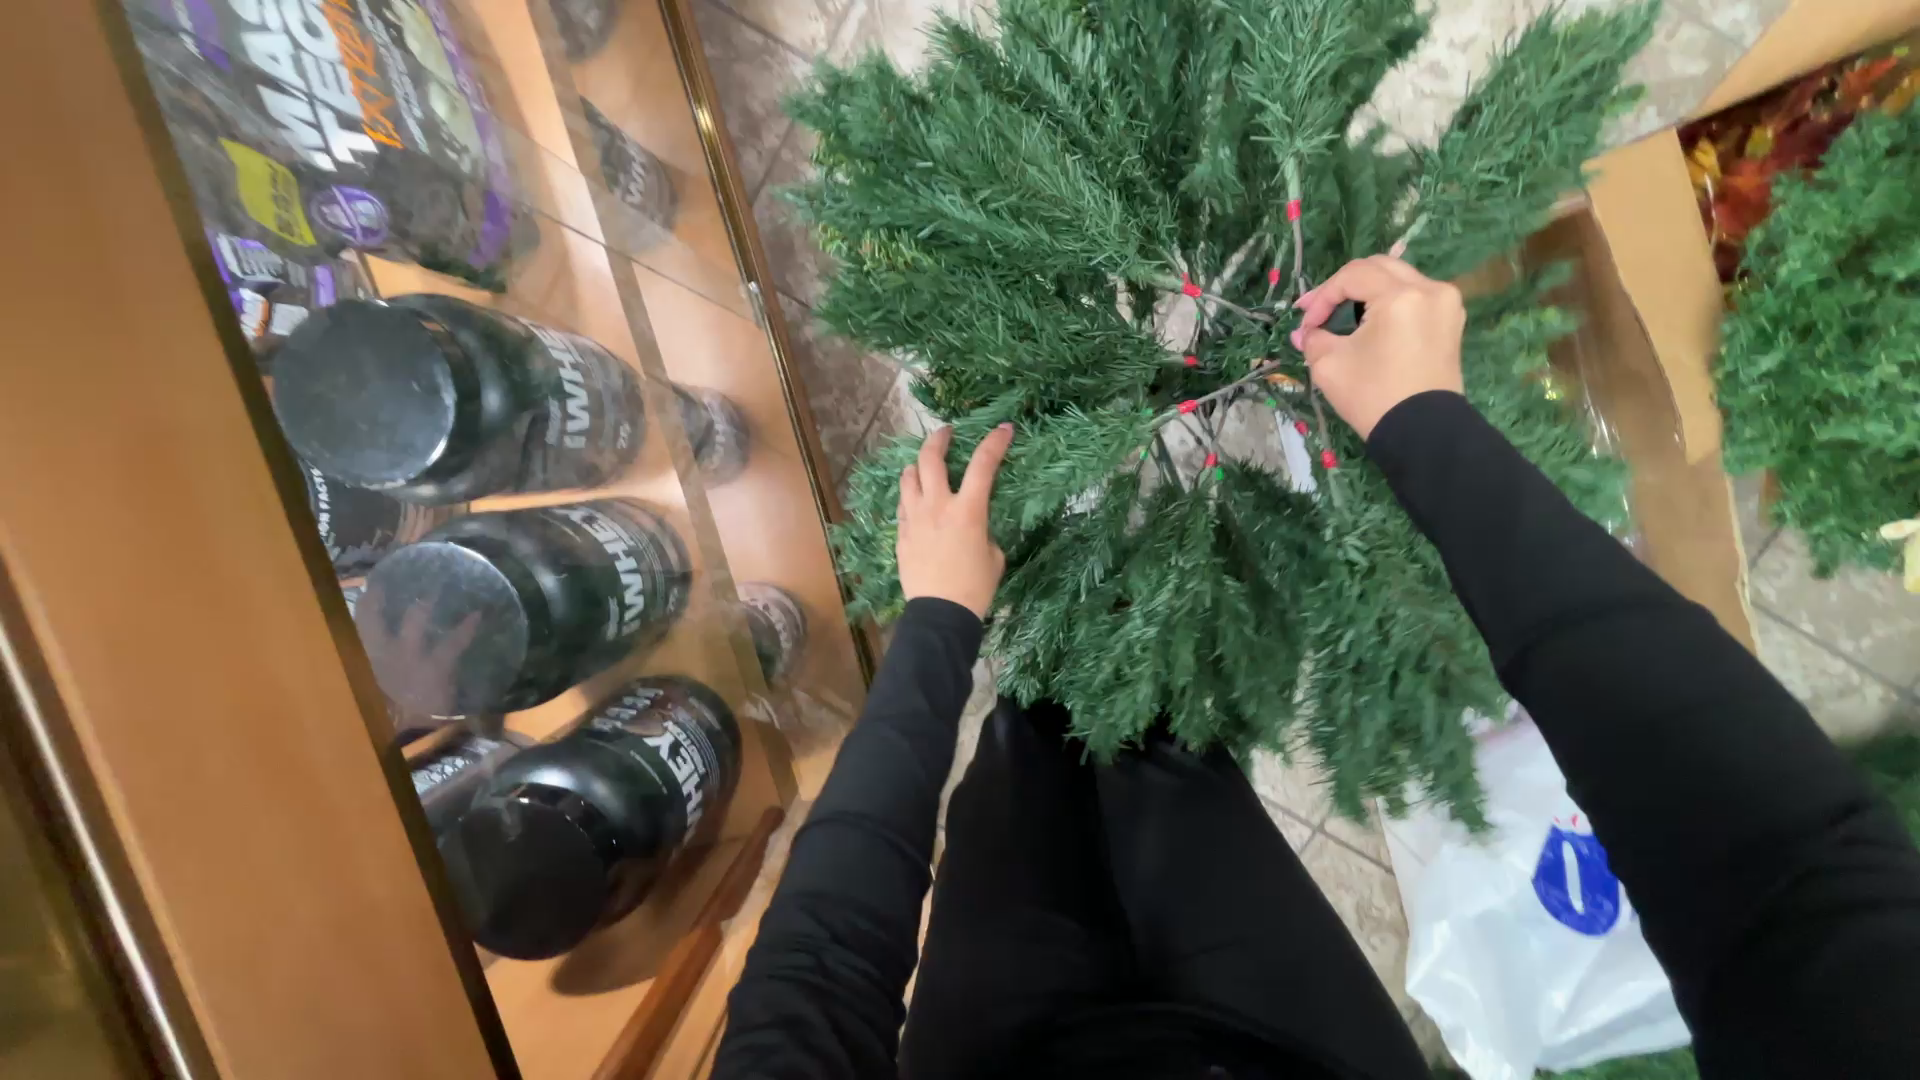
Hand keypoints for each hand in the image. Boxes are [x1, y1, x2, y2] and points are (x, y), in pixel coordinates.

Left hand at [897, 424, 1012, 618]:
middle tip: (947, 432)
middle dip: (939, 438)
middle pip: (931, 458)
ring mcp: (915, 519)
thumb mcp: (994, 555)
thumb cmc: (976, 587)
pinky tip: (916, 499)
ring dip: (917, 465)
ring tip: (924, 465)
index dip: (995, 442)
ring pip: (908, 477)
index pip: (983, 465)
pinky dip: (911, 494)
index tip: (1003, 428)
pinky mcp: (901, 534)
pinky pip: (903, 504)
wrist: (941, 613)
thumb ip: (984, 530)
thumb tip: (974, 525)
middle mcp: (938, 506)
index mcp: (968, 511)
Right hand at [1289, 255, 1465, 439]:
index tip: (1306, 326)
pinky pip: (1414, 298)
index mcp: (1401, 296)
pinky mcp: (1450, 321)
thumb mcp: (1329, 365)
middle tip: (1318, 311)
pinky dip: (1387, 304)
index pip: (1352, 276)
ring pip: (1398, 279)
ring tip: (1342, 319)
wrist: (1421, 430)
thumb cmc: (1372, 395)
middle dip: (1343, 286)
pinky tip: (1369, 326)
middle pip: (1379, 267)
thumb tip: (1305, 333)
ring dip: (1366, 293)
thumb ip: (1313, 340)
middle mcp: (1430, 289)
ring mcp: (1446, 304)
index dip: (1322, 297)